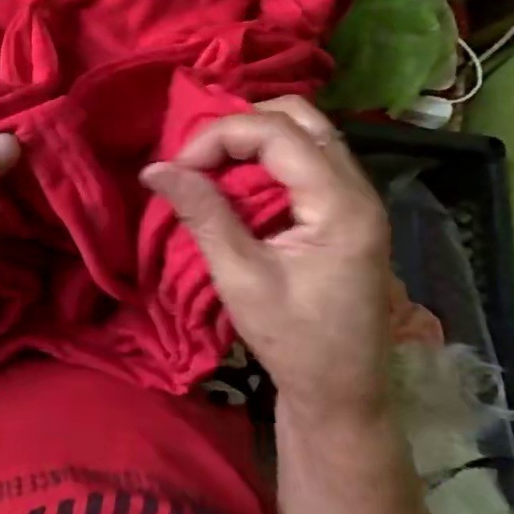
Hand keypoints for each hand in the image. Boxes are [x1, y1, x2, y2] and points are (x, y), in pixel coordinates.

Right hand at [141, 96, 392, 422]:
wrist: (343, 395)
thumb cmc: (295, 342)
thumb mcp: (241, 277)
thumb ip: (203, 213)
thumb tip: (155, 169)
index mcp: (341, 204)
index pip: (277, 132)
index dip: (219, 136)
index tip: (178, 168)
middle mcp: (358, 189)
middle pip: (300, 118)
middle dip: (239, 127)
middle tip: (198, 159)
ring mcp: (357, 199)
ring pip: (306, 133)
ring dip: (254, 139)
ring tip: (212, 166)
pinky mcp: (346, 212)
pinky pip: (308, 159)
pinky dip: (268, 158)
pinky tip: (238, 182)